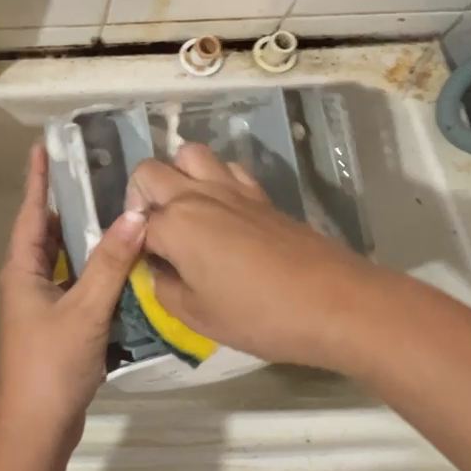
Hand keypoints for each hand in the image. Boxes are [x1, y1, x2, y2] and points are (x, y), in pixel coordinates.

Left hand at [0, 143, 145, 445]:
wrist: (39, 426)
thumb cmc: (52, 363)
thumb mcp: (85, 310)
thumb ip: (111, 264)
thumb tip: (134, 215)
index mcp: (23, 270)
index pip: (33, 213)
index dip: (39, 179)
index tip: (44, 146)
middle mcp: (28, 280)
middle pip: (49, 231)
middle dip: (68, 202)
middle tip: (95, 171)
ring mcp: (43, 303)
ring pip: (65, 258)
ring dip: (85, 235)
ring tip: (114, 205)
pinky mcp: (60, 323)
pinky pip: (78, 282)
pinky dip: (97, 267)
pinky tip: (123, 261)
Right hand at [125, 144, 400, 370]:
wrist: (336, 304)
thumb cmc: (259, 315)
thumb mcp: (196, 316)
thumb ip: (164, 288)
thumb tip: (158, 272)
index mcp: (174, 224)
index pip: (134, 224)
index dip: (134, 247)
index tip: (147, 269)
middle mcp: (196, 195)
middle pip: (150, 172)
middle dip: (141, 196)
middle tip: (153, 231)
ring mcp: (231, 189)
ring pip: (189, 154)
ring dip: (177, 174)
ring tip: (183, 209)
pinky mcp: (260, 195)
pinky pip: (226, 168)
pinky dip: (214, 177)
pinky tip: (221, 209)